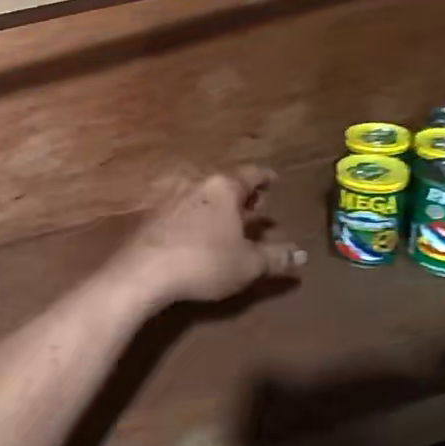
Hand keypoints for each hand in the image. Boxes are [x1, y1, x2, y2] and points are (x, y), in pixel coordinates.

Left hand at [113, 168, 304, 306]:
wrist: (143, 271)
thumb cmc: (204, 262)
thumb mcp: (249, 264)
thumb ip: (276, 256)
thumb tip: (301, 254)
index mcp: (222, 186)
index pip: (250, 174)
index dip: (265, 178)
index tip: (273, 181)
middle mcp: (193, 183)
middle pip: (223, 183)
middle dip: (240, 195)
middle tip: (254, 207)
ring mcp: (167, 197)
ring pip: (199, 195)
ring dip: (215, 206)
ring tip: (227, 222)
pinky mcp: (149, 215)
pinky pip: (179, 209)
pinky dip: (194, 216)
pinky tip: (197, 233)